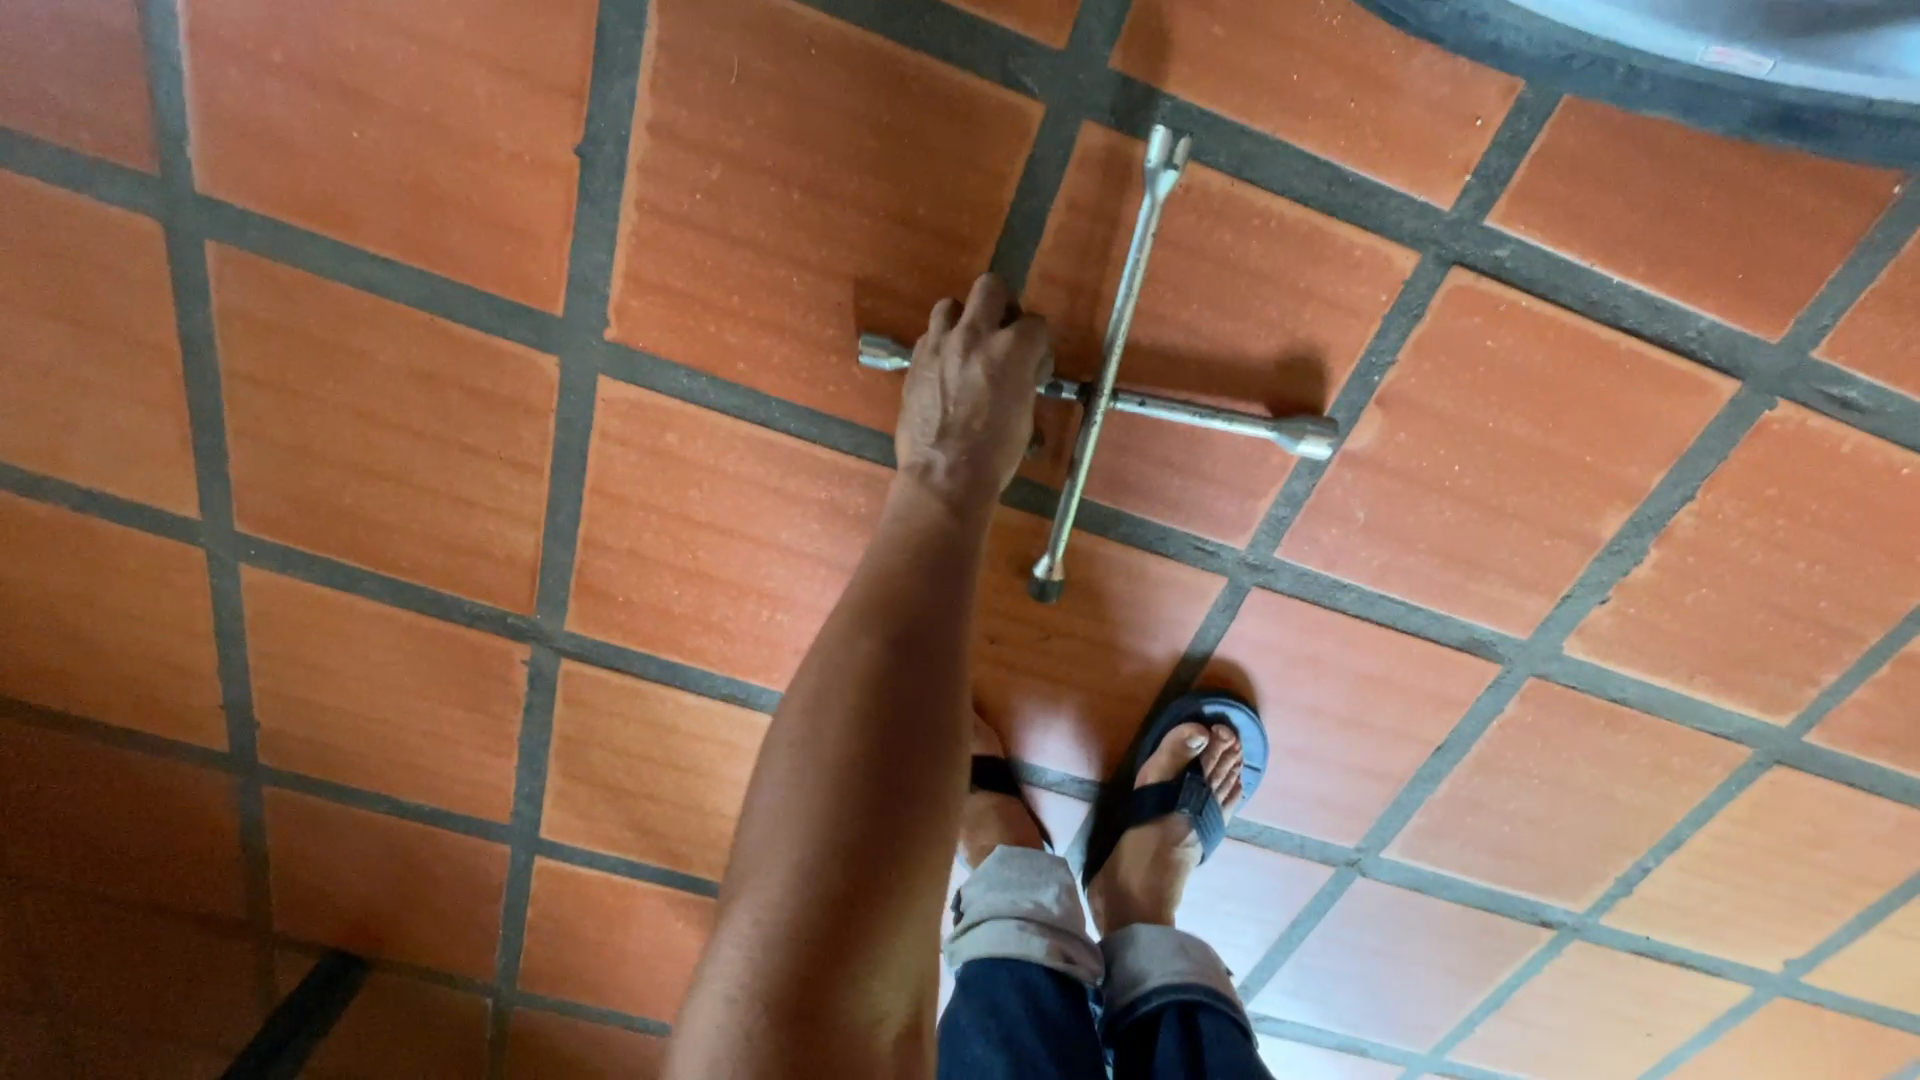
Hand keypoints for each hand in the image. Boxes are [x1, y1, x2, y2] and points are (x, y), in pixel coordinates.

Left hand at [894, 274, 1050, 513]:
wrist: (945, 476)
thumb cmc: (996, 454)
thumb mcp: (1025, 414)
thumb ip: (1023, 378)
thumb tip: (1020, 370)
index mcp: (1011, 350)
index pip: (1035, 322)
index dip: (1037, 341)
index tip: (1034, 361)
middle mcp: (974, 335)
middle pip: (990, 287)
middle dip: (1001, 304)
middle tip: (1002, 332)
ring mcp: (939, 346)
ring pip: (950, 304)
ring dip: (964, 319)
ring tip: (968, 346)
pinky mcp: (915, 362)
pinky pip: (929, 336)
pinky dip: (941, 345)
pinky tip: (945, 369)